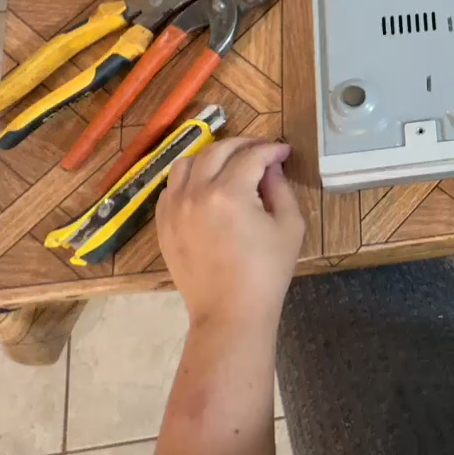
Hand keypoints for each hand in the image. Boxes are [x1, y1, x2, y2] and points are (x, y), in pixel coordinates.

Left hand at [157, 137, 304, 330]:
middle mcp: (196, 193)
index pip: (252, 156)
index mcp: (229, 193)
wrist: (230, 310)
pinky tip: (208, 183)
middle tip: (262, 149)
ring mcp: (174, 207)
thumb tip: (272, 168)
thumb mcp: (289, 226)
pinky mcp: (164, 223)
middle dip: (243, 144)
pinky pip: (172, 186)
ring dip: (212, 154)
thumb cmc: (268, 270)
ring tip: (231, 160)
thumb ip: (281, 189)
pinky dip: (191, 176)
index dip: (272, 149)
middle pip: (217, 150)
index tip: (285, 151)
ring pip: (187, 162)